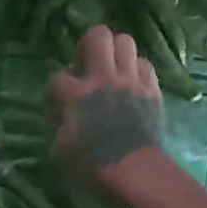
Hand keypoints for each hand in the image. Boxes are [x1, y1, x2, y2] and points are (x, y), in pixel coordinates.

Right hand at [49, 25, 164, 190]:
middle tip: (87, 69)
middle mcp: (103, 79)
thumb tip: (64, 120)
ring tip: (112, 72)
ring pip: (125, 41)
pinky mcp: (152, 89)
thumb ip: (60, 128)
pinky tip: (132, 85)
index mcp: (76, 95)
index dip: (55, 93)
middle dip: (88, 47)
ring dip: (115, 54)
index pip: (57, 78)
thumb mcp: (61, 153)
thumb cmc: (94, 167)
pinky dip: (137, 71)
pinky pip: (145, 65)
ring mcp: (130, 81)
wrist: (136, 171)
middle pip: (97, 35)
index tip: (59, 109)